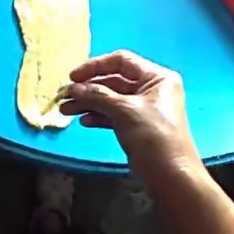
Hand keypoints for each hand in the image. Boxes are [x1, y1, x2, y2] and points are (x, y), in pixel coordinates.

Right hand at [59, 51, 201, 185]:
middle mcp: (151, 88)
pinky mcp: (136, 125)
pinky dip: (98, 116)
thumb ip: (96, 95)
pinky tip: (83, 122)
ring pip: (110, 99)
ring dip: (88, 103)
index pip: (121, 61)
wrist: (169, 172)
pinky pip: (113, 114)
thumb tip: (72, 88)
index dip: (95, 66)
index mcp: (156, 77)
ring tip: (65, 111)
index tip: (73, 77)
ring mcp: (143, 107)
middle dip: (87, 89)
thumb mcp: (123, 110)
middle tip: (64, 97)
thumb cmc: (152, 134)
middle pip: (113, 81)